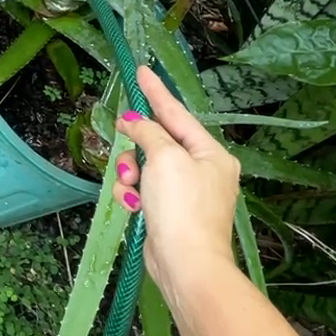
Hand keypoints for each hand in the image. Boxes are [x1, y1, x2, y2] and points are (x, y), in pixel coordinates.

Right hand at [111, 65, 242, 308]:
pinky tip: (132, 206)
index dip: (156, 92)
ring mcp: (184, 192)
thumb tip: (132, 123)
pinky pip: (142, 188)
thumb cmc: (182, 206)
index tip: (141, 70)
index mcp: (210, 153)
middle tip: (125, 152)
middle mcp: (201, 170)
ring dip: (129, 174)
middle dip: (135, 149)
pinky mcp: (168, 211)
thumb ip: (147, 132)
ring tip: (130, 189)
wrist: (186, 265)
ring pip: (143, 165)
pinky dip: (132, 194)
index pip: (176, 113)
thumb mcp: (164, 158)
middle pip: (155, 141)